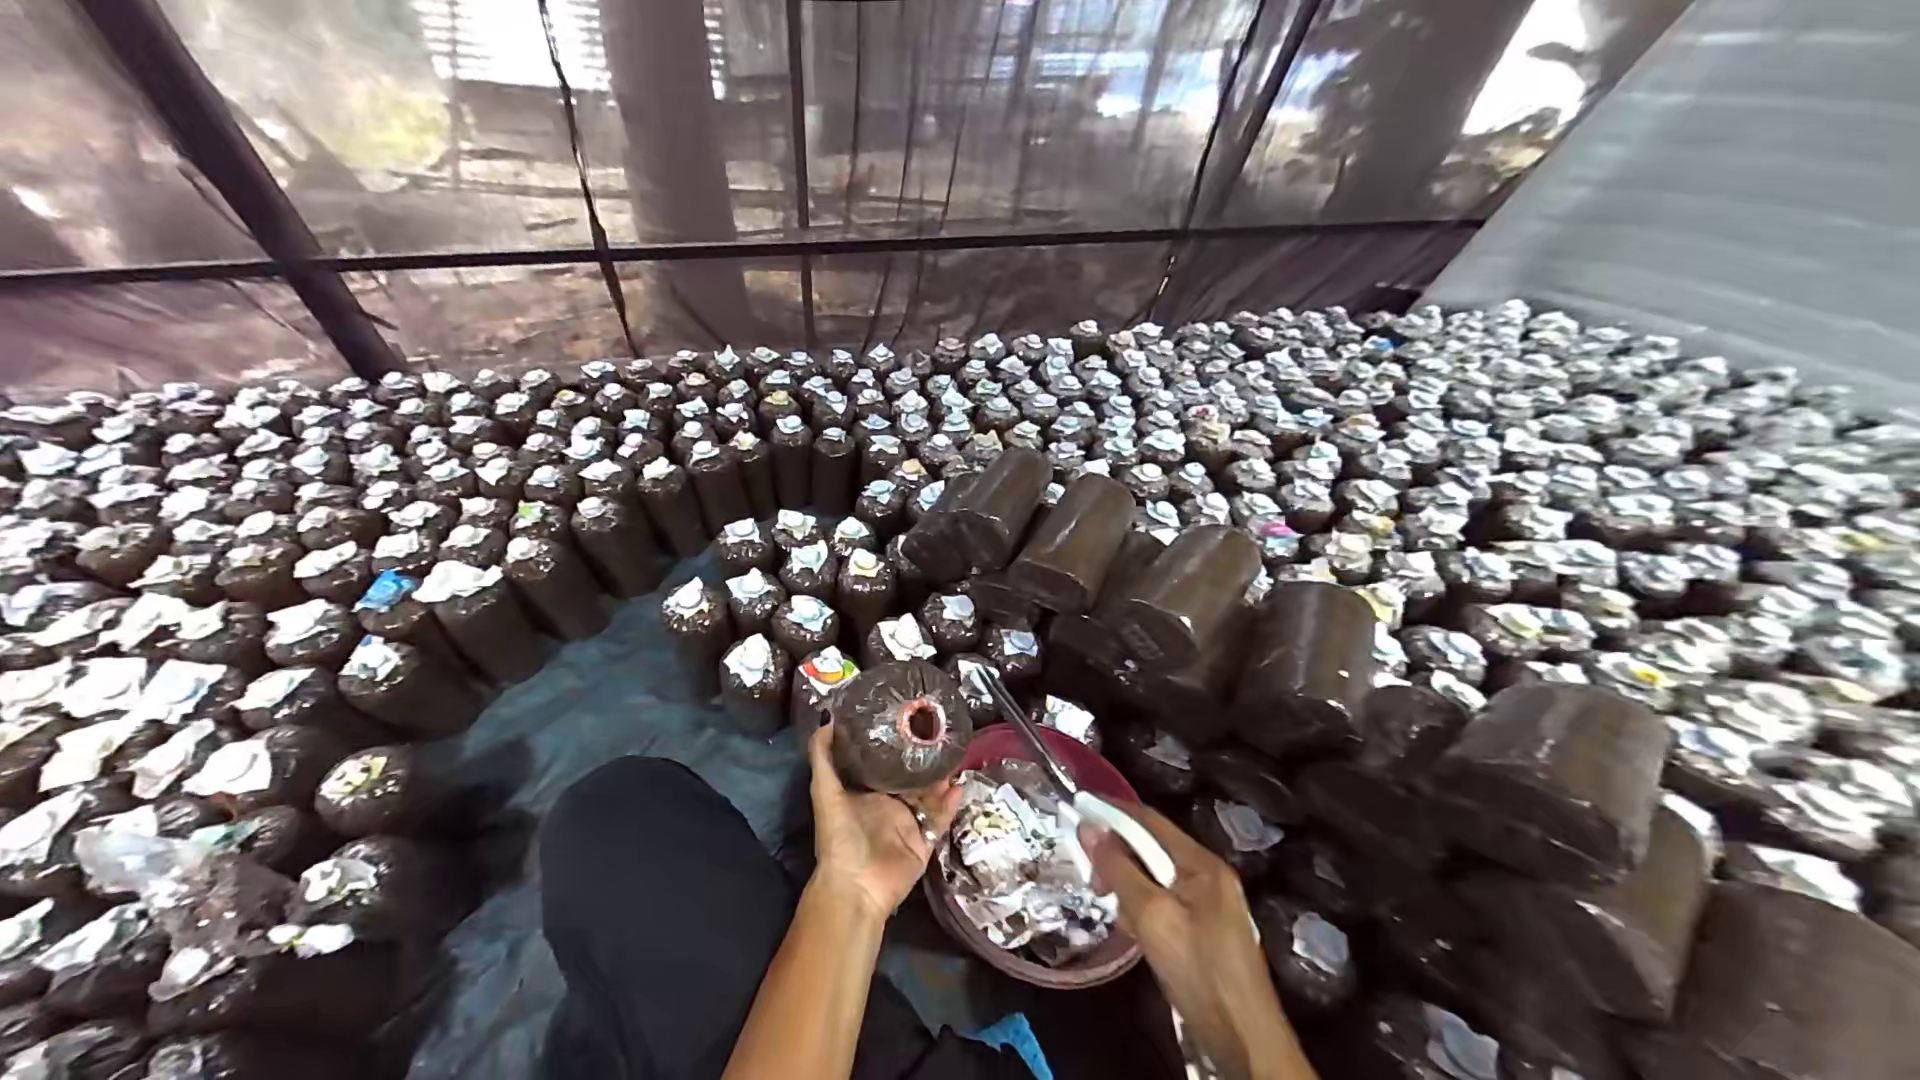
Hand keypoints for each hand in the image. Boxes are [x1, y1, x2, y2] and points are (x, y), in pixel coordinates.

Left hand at [807, 722, 962, 918]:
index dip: (899, 747)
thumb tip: (827, 721)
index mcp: (868, 794)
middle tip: (942, 738)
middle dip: (927, 761)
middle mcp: (889, 806)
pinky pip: (940, 820)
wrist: (855, 886)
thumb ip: (823, 758)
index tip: (911, 724)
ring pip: (930, 796)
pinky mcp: (923, 843)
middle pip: (913, 779)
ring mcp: (908, 825)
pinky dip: (950, 805)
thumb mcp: (825, 792)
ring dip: (942, 780)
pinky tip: (959, 787)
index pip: (887, 765)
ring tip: (955, 758)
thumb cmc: (839, 836)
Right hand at [1080, 803, 1308, 1079]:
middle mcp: (1209, 875)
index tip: (1078, 806)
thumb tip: (1089, 828)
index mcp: (1203, 864)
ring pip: (1156, 876)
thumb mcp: (1152, 917)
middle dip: (1117, 852)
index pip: (1150, 820)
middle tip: (1087, 869)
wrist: (1246, 1043)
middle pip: (1153, 848)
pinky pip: (1165, 901)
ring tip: (1104, 899)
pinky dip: (1142, 905)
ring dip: (1127, 882)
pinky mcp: (1205, 930)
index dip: (1113, 810)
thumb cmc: (1199, 972)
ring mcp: (1210, 904)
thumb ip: (1120, 870)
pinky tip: (1130, 926)